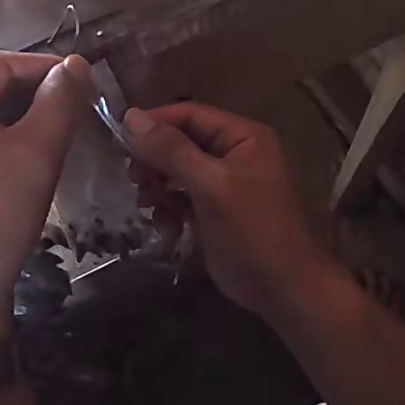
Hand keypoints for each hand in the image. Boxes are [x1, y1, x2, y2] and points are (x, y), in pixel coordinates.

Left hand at [0, 52, 90, 346]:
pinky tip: (34, 148)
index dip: (47, 67)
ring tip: (63, 125)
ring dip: (24, 115)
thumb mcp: (37, 151)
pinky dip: (6, 136)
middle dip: (36, 93)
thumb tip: (78, 64)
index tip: (86, 78)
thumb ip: (60, 101)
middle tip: (79, 104)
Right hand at [124, 102, 344, 319]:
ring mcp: (224, 186)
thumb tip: (130, 117)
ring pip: (176, 174)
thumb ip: (172, 151)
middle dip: (155, 161)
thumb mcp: (212, 186)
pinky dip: (169, 212)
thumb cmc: (255, 231)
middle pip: (180, 143)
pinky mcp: (214, 214)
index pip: (190, 114)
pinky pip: (182, 201)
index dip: (154, 124)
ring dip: (158, 188)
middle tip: (134, 180)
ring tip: (148, 206)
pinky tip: (168, 230)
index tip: (119, 140)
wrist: (285, 290)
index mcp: (243, 137)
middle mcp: (234, 155)